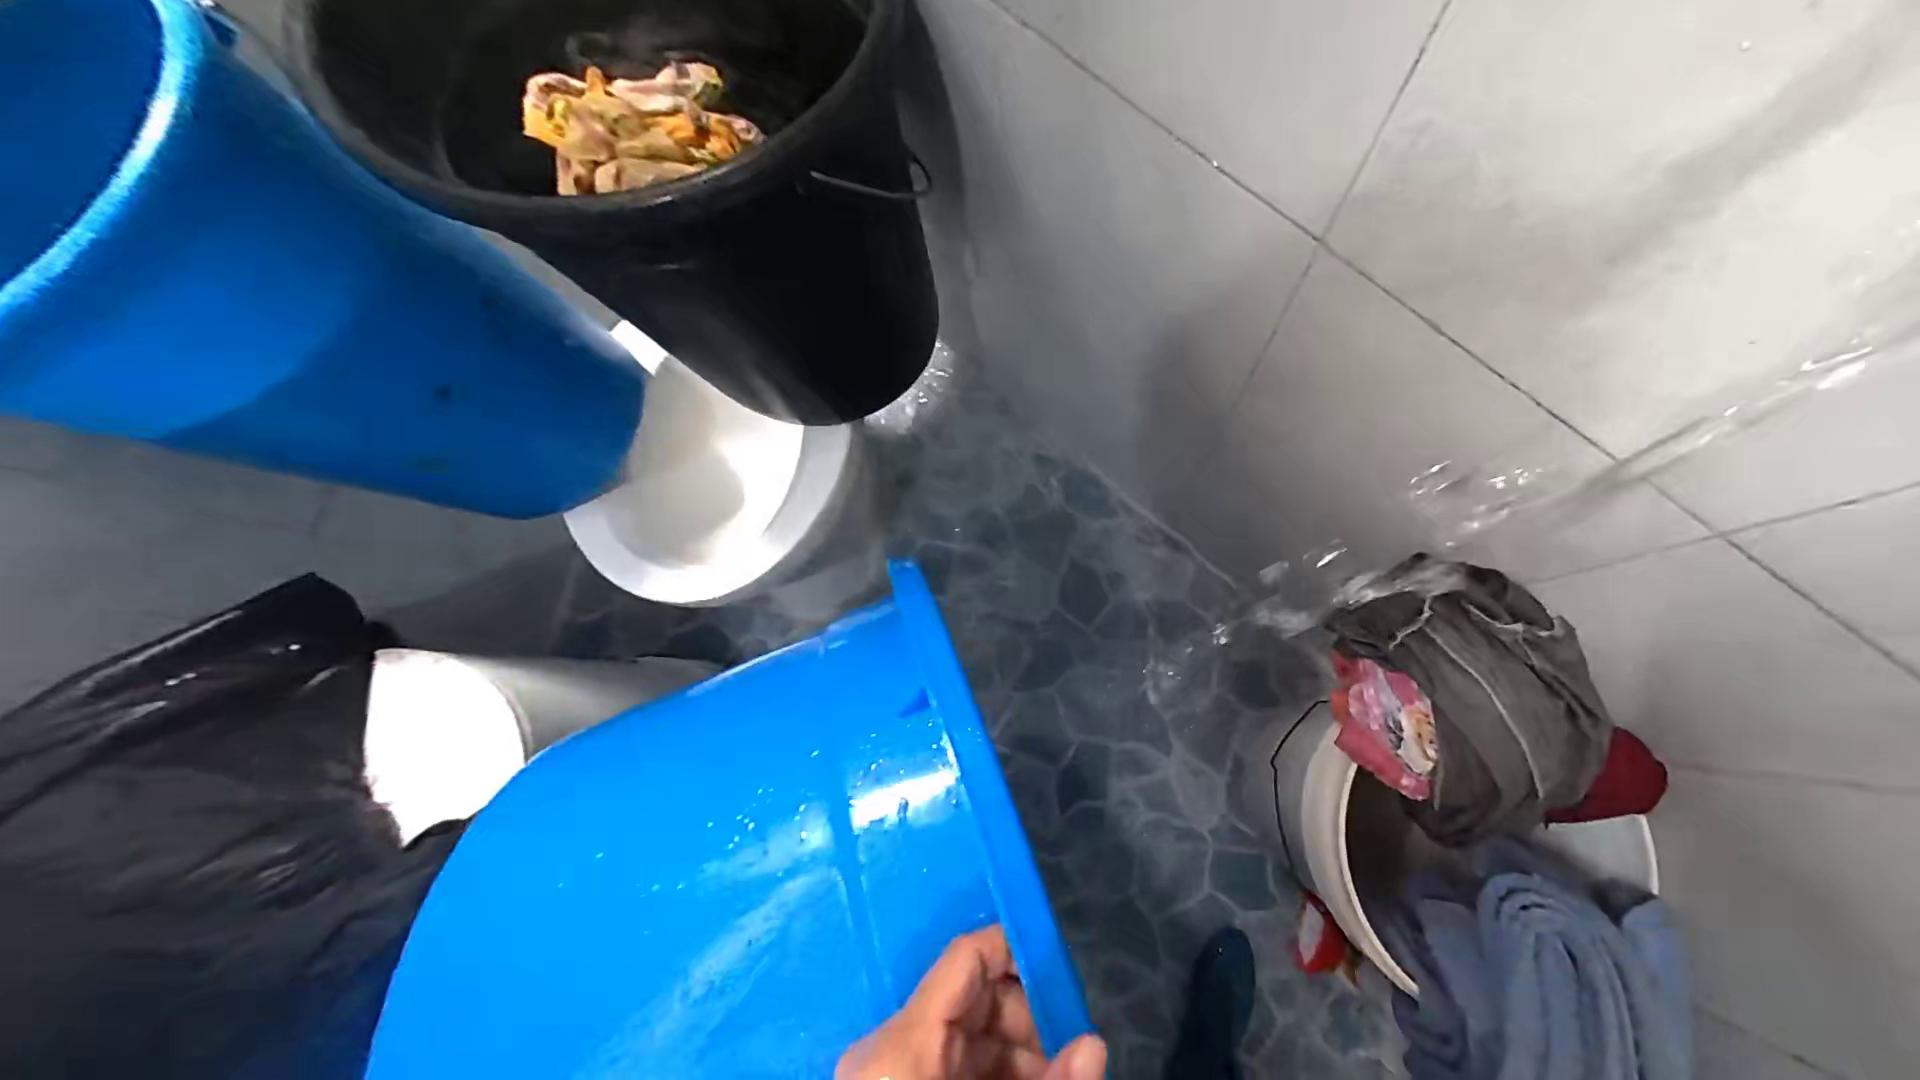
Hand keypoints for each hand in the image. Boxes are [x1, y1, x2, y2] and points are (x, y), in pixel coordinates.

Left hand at [835, 925, 1107, 1079]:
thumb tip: (1094, 1043)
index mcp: (903, 1042)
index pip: (965, 959)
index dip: (1015, 951)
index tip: (1065, 976)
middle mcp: (893, 1045)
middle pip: (971, 999)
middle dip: (1027, 1021)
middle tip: (1069, 1059)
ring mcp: (893, 1072)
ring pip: (968, 1037)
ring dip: (1017, 1056)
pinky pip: (954, 1067)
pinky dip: (995, 1078)